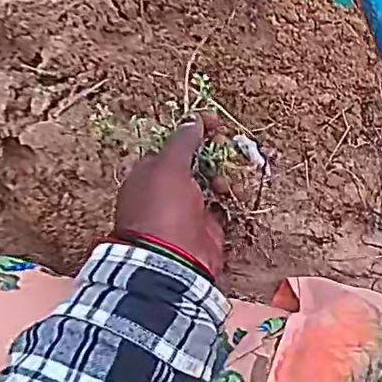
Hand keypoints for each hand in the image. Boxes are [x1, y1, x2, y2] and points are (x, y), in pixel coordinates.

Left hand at [114, 115, 226, 277]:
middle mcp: (168, 189)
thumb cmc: (162, 209)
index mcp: (150, 172)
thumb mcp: (168, 167)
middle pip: (196, 162)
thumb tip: (193, 120)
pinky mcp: (207, 226)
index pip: (174, 144)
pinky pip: (223, 205)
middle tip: (224, 149)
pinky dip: (230, 199)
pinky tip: (232, 196)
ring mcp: (188, 209)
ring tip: (223, 184)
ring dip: (223, 177)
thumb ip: (182, 142)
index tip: (213, 122)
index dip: (194, 132)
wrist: (173, 261)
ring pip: (212, 182)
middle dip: (212, 154)